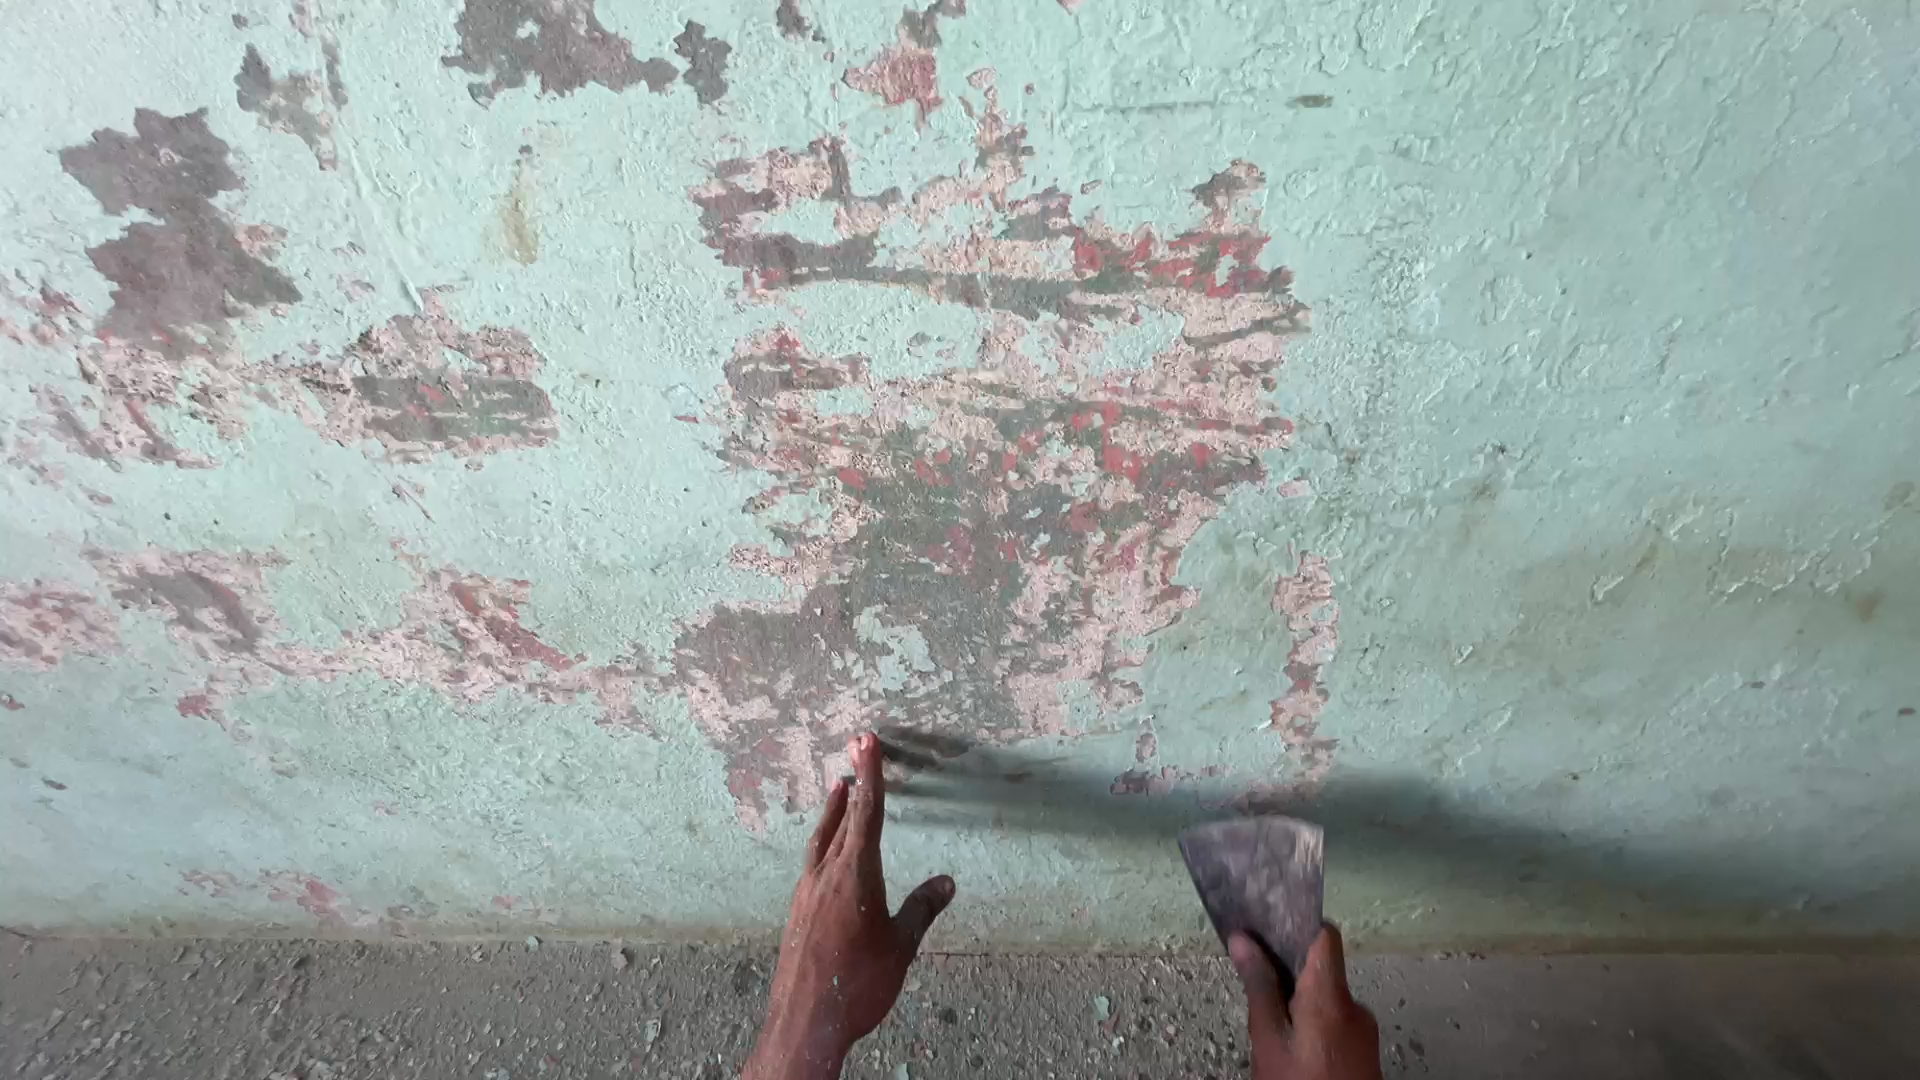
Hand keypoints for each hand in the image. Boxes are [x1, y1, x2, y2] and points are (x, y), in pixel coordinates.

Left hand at [744, 733, 956, 1079]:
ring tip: (839, 788)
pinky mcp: (798, 910)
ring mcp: (807, 891)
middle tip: (855, 752)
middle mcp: (827, 873)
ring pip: (822, 837)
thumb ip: (921, 908)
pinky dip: (824, 839)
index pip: (867, 811)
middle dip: (853, 783)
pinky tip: (828, 851)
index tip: (866, 740)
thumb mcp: (900, 945)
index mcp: (856, 873)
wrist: (802, 1025)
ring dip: (834, 810)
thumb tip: (947, 882)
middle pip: (841, 817)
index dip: (870, 773)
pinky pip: (813, 860)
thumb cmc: (857, 984)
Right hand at [1230, 924, 1382, 1079]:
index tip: (1268, 922)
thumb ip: (1258, 986)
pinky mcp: (1366, 1053)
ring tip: (1269, 1019)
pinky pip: (1336, 1018)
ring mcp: (1365, 1032)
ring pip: (1326, 995)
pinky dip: (1313, 1019)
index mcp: (1331, 997)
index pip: (1324, 935)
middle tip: (1255, 981)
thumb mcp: (1268, 1040)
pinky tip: (1291, 1041)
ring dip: (1299, 998)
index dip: (1298, 922)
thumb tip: (1241, 938)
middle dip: (1288, 969)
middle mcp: (1355, 1007)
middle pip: (1321, 967)